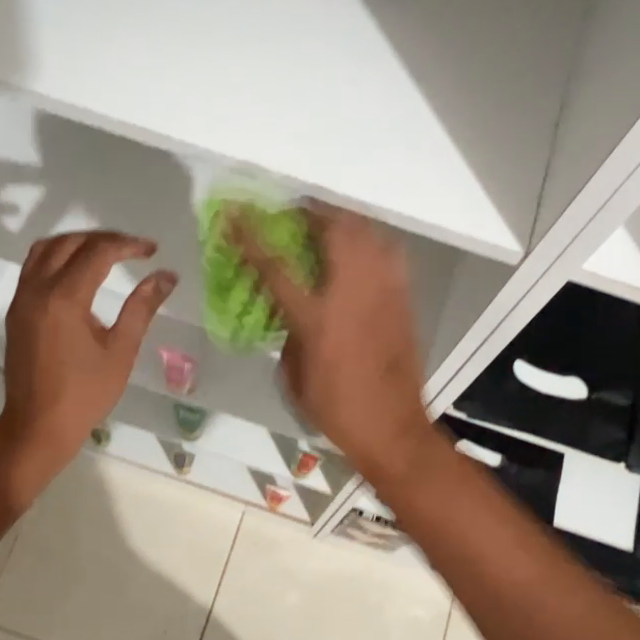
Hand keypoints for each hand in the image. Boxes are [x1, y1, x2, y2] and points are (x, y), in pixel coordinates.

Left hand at [0, 231, 176, 473]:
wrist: (38, 425)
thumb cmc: (85, 394)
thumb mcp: (121, 351)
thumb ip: (142, 308)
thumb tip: (166, 276)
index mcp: (64, 299)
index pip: (97, 252)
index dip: (128, 245)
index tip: (152, 251)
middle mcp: (37, 290)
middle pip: (69, 243)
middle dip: (104, 239)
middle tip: (133, 249)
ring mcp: (22, 299)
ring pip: (45, 249)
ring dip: (77, 243)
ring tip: (107, 252)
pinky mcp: (17, 310)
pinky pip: (34, 267)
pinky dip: (58, 257)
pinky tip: (79, 272)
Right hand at [234, 203, 439, 484]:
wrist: (392, 428)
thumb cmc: (336, 409)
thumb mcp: (294, 375)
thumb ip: (288, 335)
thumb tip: (290, 315)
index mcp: (315, 316)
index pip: (276, 266)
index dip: (252, 235)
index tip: (236, 212)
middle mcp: (351, 294)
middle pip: (333, 230)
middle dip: (310, 211)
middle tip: (294, 212)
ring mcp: (383, 293)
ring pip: (367, 233)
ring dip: (343, 221)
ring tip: (327, 225)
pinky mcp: (403, 299)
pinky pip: (389, 254)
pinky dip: (371, 242)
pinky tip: (360, 251)